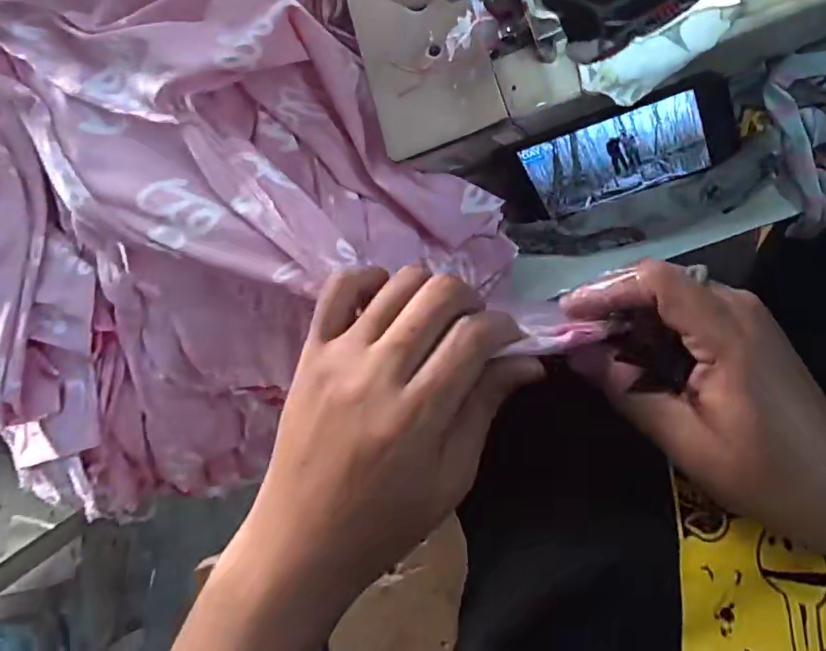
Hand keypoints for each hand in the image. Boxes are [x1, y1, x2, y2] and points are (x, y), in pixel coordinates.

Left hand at [204, 266, 541, 642]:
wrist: (298, 546)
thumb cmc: (386, 520)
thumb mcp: (453, 476)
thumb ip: (486, 407)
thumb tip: (528, 361)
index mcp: (418, 413)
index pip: (475, 335)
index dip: (504, 327)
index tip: (510, 339)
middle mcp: (379, 373)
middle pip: (441, 294)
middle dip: (473, 301)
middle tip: (474, 327)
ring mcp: (339, 357)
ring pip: (400, 282)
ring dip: (431, 289)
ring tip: (435, 317)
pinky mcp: (310, 352)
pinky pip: (340, 287)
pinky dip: (371, 279)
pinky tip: (387, 301)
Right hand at [562, 259, 825, 551]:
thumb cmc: (766, 471)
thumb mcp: (688, 441)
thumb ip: (630, 391)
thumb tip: (578, 355)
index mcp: (725, 327)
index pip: (656, 279)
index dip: (607, 289)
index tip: (567, 312)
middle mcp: (736, 303)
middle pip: (663, 280)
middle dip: (614, 301)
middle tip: (573, 332)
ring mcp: (745, 310)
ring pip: (676, 293)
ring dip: (635, 314)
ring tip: (595, 343)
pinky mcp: (748, 324)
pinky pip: (693, 309)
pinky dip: (660, 324)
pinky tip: (638, 352)